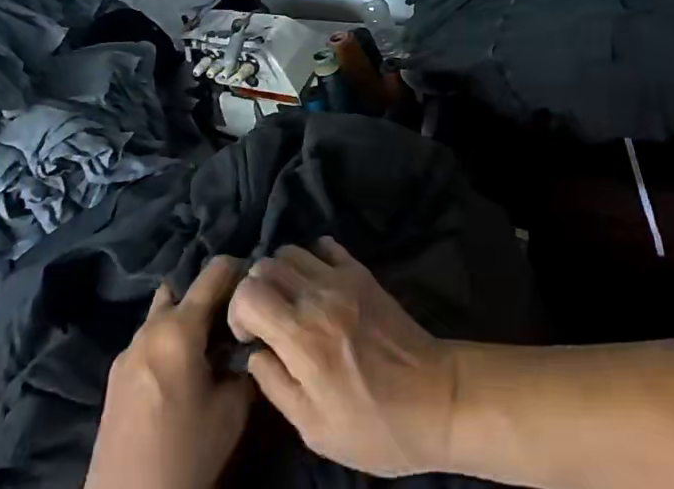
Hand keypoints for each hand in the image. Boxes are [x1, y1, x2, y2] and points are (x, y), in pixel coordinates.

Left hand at [87, 257, 253, 488]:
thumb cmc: (186, 452)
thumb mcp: (233, 409)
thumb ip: (244, 366)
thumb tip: (245, 348)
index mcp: (178, 329)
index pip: (213, 273)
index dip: (240, 270)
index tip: (259, 287)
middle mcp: (149, 330)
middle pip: (184, 290)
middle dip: (212, 296)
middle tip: (237, 318)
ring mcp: (127, 352)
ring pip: (164, 314)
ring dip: (188, 318)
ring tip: (213, 345)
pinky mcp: (115, 376)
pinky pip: (150, 339)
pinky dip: (171, 339)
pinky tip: (187, 369)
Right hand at [227, 238, 457, 476]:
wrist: (436, 399)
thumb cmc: (374, 426)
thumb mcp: (314, 428)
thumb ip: (276, 386)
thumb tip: (255, 354)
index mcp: (301, 337)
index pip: (248, 292)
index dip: (237, 311)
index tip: (248, 336)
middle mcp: (319, 297)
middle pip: (266, 264)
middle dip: (255, 288)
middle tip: (265, 317)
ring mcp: (344, 280)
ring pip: (292, 250)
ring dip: (281, 271)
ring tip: (289, 301)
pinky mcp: (364, 274)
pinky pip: (327, 246)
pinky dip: (312, 257)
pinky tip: (316, 283)